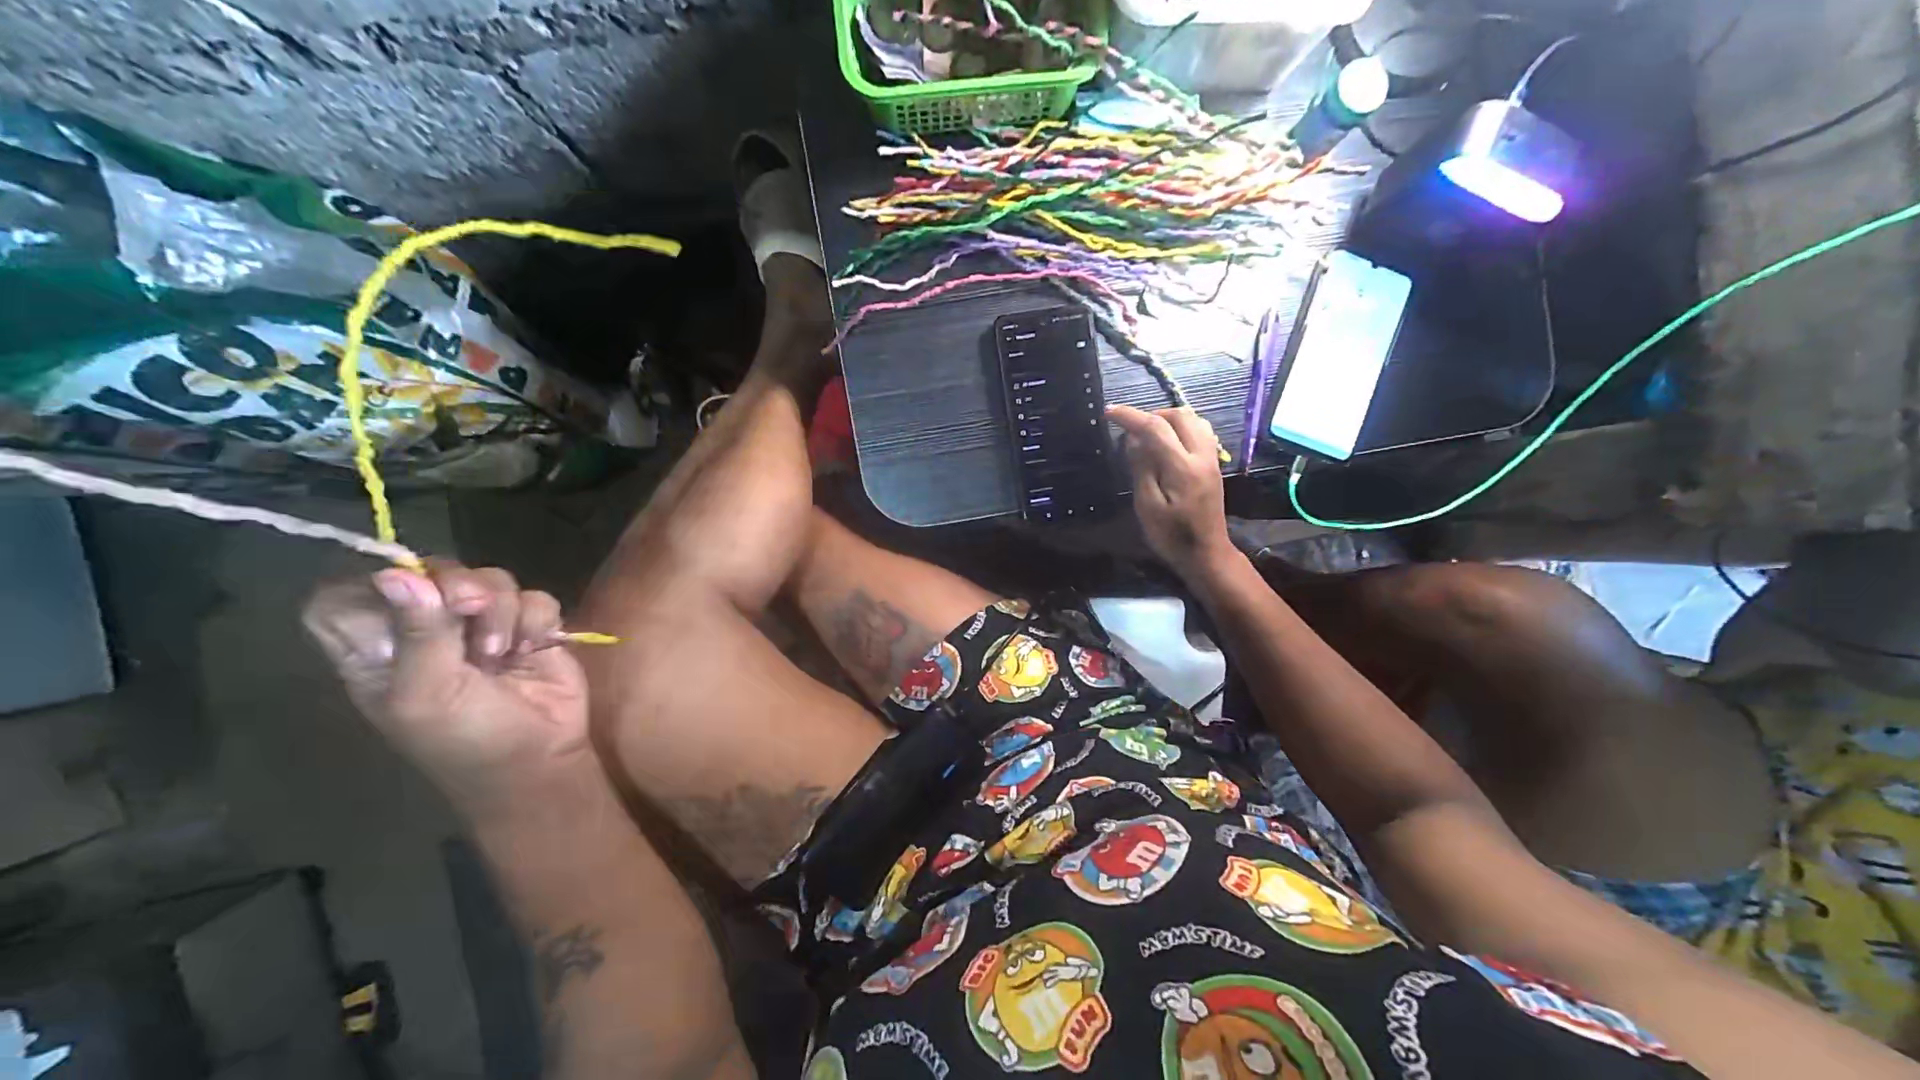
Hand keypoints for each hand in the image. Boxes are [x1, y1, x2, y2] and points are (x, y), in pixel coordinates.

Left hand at [302, 561, 592, 815]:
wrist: (539, 760)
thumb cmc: (466, 740)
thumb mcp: (428, 694)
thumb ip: (417, 634)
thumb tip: (396, 573)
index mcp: (376, 650)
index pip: (346, 595)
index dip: (370, 584)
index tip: (406, 589)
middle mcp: (425, 630)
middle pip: (430, 572)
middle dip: (459, 585)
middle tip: (470, 609)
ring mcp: (480, 626)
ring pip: (489, 579)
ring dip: (503, 609)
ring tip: (503, 651)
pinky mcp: (529, 627)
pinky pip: (535, 596)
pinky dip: (538, 619)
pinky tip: (534, 648)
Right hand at [1108, 404, 1234, 578]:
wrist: (1206, 553)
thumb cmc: (1171, 535)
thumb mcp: (1147, 506)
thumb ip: (1141, 468)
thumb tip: (1133, 439)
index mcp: (1183, 467)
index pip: (1156, 428)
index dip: (1130, 416)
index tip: (1109, 412)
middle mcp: (1202, 455)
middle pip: (1179, 415)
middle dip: (1152, 414)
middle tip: (1131, 428)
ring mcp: (1212, 459)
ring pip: (1194, 420)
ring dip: (1168, 419)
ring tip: (1148, 434)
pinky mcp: (1214, 464)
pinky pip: (1200, 432)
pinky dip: (1181, 428)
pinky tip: (1167, 443)